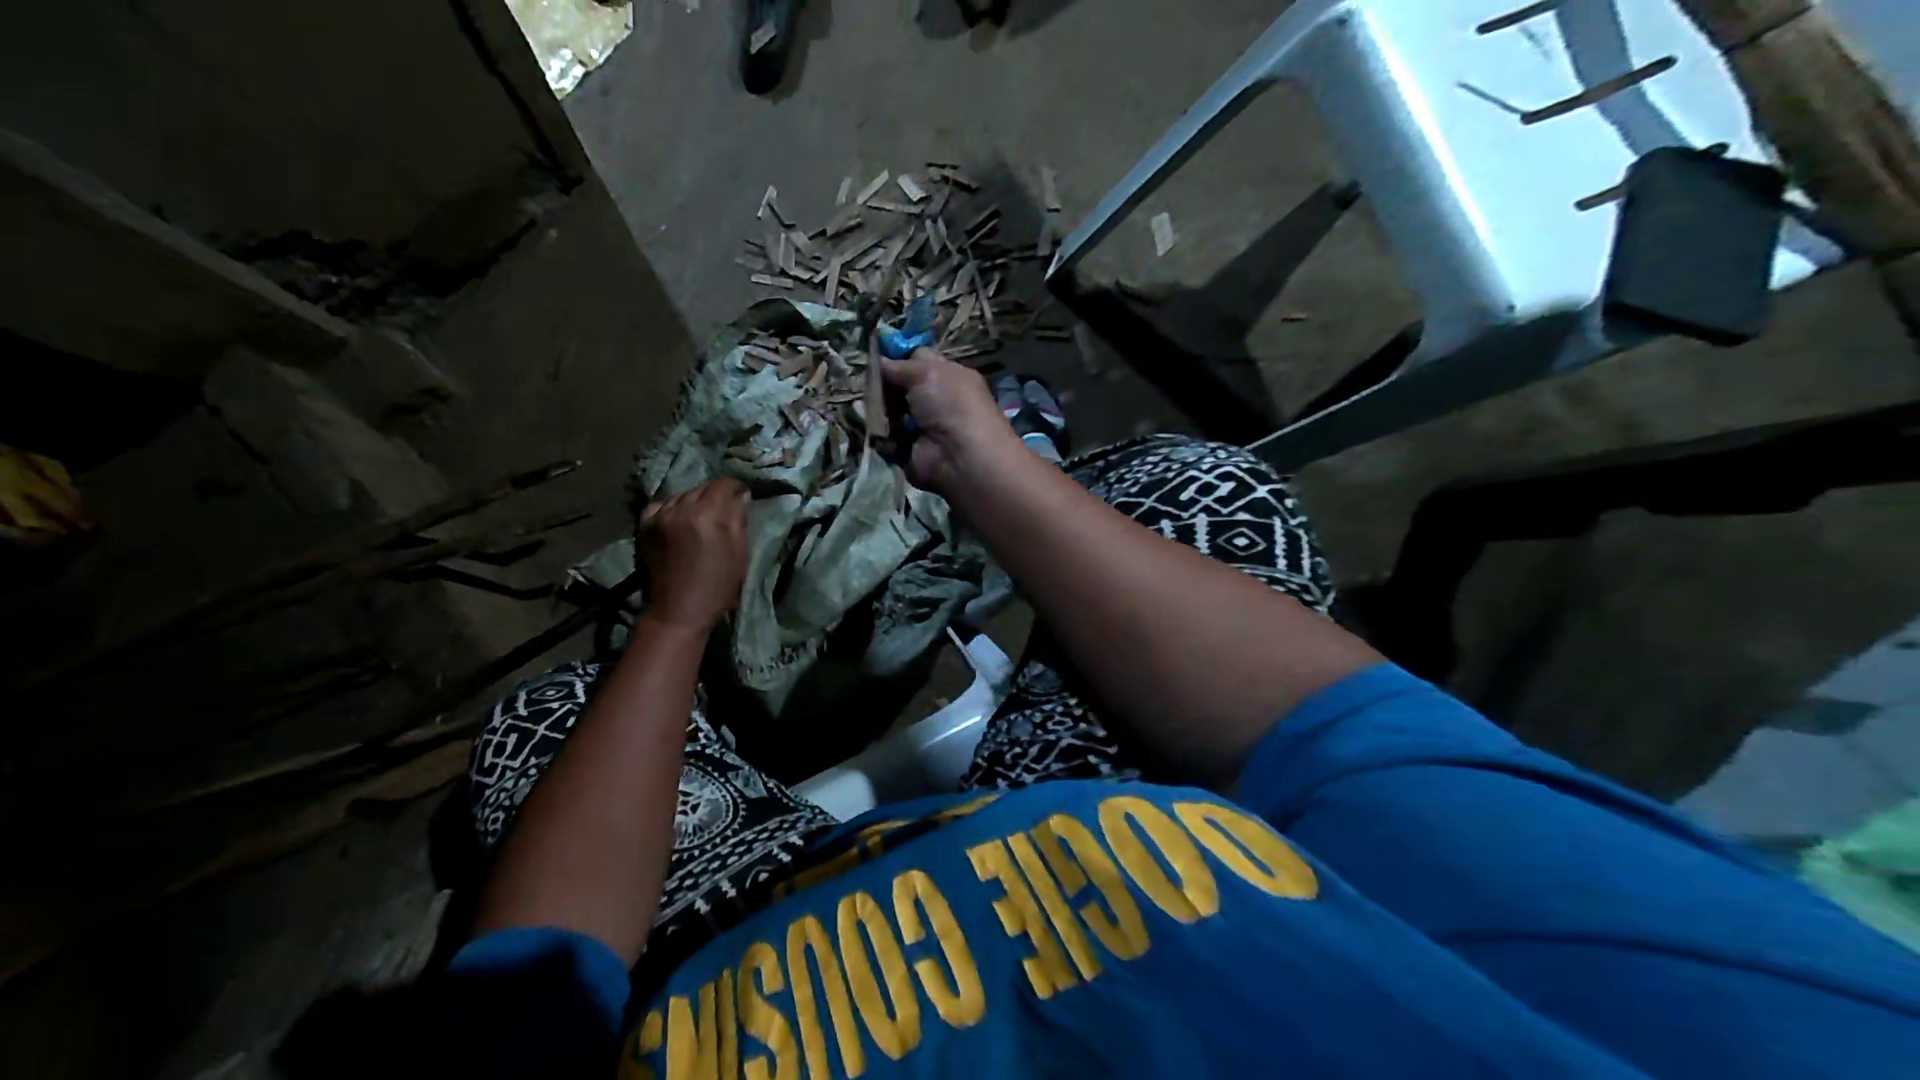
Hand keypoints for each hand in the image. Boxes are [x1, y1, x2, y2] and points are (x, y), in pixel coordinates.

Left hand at [638, 477, 750, 631]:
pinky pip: (660, 505)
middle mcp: (683, 508)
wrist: (678, 610)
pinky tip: (677, 518)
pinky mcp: (645, 526)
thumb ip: (740, 520)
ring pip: (682, 494)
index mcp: (711, 514)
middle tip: (724, 509)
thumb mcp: (740, 553)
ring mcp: (661, 516)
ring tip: (701, 516)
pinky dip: (671, 507)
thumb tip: (741, 496)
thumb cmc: (718, 586)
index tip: (742, 496)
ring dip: (694, 500)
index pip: (725, 484)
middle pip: (703, 487)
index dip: (736, 488)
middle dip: (716, 494)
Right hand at [882, 348, 1021, 493]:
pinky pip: (885, 436)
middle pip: (899, 385)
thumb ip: (898, 366)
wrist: (958, 455)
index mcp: (947, 375)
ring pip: (889, 410)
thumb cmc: (950, 404)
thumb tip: (877, 360)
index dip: (898, 356)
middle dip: (884, 384)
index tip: (875, 355)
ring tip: (874, 408)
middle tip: (871, 384)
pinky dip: (880, 434)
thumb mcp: (925, 371)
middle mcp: (935, 399)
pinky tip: (878, 430)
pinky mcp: (908, 447)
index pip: (918, 359)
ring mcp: (921, 425)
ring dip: (880, 409)